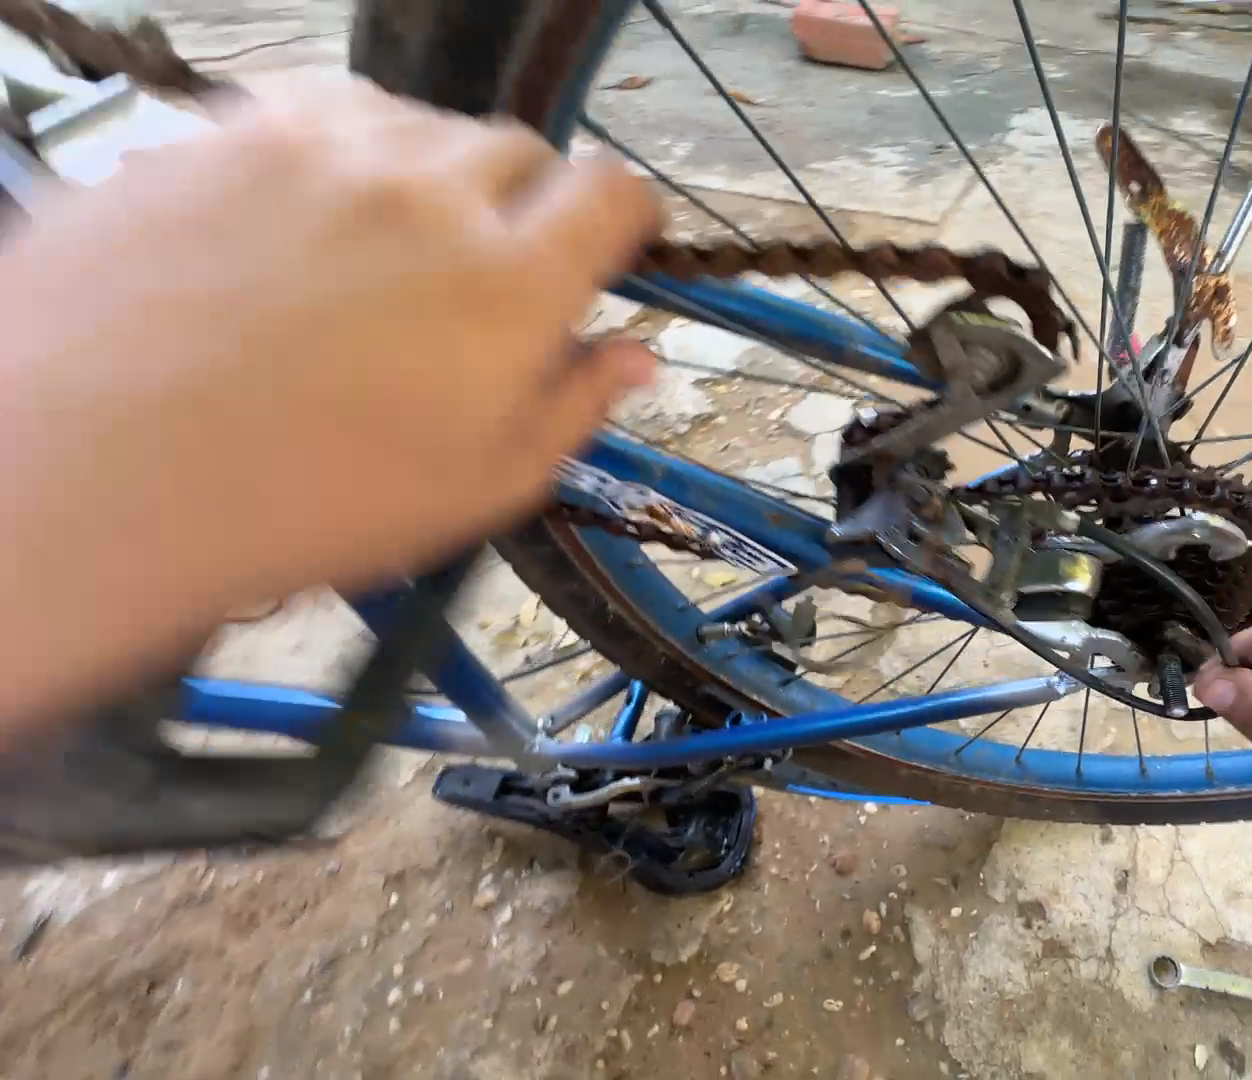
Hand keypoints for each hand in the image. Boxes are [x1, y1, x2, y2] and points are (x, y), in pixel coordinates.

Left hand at [0, 79, 656, 719]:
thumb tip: (641, 354)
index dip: (634, 212)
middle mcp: (428, 195)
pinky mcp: (216, 136)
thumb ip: (581, 403)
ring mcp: (314, 152)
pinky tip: (339, 209)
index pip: (612, 193)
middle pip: (526, 149)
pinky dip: (366, 151)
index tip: (623, 244)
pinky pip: (330, 111)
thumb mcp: (495, 480)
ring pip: (431, 124)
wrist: (85, 477)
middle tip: (512, 267)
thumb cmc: (328, 499)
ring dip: (456, 175)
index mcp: (510, 285)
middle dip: (543, 202)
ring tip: (423, 241)